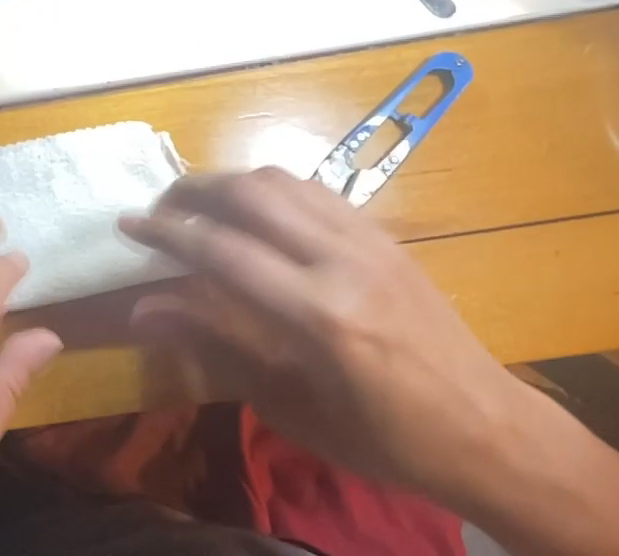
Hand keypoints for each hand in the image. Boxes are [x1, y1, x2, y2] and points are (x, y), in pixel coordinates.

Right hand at [117, 168, 540, 501]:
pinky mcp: (384, 235)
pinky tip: (254, 213)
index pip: (221, 251)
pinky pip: (313, 190)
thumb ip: (214, 344)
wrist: (492, 432)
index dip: (165, 233)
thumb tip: (142, 310)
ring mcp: (369, 241)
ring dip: (228, 183)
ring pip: (281, 180)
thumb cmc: (384, 438)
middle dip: (191, 192)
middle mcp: (343, 262)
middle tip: (160, 211)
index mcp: (320, 316)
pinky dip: (269, 189)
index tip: (126, 225)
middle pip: (248, 194)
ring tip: (200, 206)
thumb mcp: (289, 405)